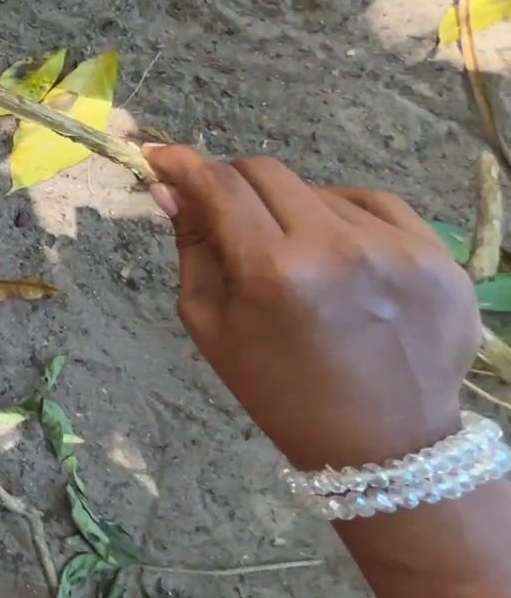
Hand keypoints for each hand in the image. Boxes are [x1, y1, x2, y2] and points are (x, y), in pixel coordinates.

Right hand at [147, 146, 480, 471]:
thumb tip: (169, 189)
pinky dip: (335, 209)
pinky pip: (371, 202)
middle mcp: (338, 249)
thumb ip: (192, 245)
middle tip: (214, 203)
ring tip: (280, 242)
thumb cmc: (272, 382)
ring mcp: (399, 251)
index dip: (181, 162)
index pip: (218, 184)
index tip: (157, 156)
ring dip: (282, 203)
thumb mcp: (207, 316)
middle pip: (264, 172)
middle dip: (227, 179)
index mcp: (272, 270)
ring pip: (313, 188)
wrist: (382, 442)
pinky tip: (327, 241)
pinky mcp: (440, 258)